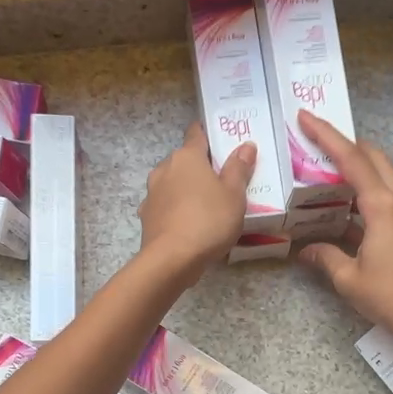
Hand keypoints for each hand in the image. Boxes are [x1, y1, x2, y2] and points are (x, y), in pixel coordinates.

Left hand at [137, 122, 255, 275]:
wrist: (171, 260)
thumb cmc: (209, 221)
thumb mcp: (234, 195)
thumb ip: (239, 169)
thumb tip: (246, 146)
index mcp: (187, 156)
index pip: (196, 133)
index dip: (208, 135)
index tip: (220, 143)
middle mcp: (164, 168)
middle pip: (184, 161)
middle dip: (199, 168)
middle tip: (219, 182)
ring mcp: (152, 193)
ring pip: (172, 184)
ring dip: (184, 190)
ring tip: (202, 207)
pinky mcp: (146, 217)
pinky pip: (164, 206)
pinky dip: (174, 210)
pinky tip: (185, 225)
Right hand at [294, 111, 392, 349]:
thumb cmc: (390, 297)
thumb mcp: (348, 278)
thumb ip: (325, 257)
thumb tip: (305, 250)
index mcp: (383, 206)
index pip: (352, 159)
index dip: (327, 136)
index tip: (306, 118)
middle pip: (374, 158)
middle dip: (346, 145)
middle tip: (316, 143)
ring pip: (383, 176)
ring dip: (358, 169)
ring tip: (328, 174)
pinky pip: (388, 198)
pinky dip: (366, 194)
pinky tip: (346, 209)